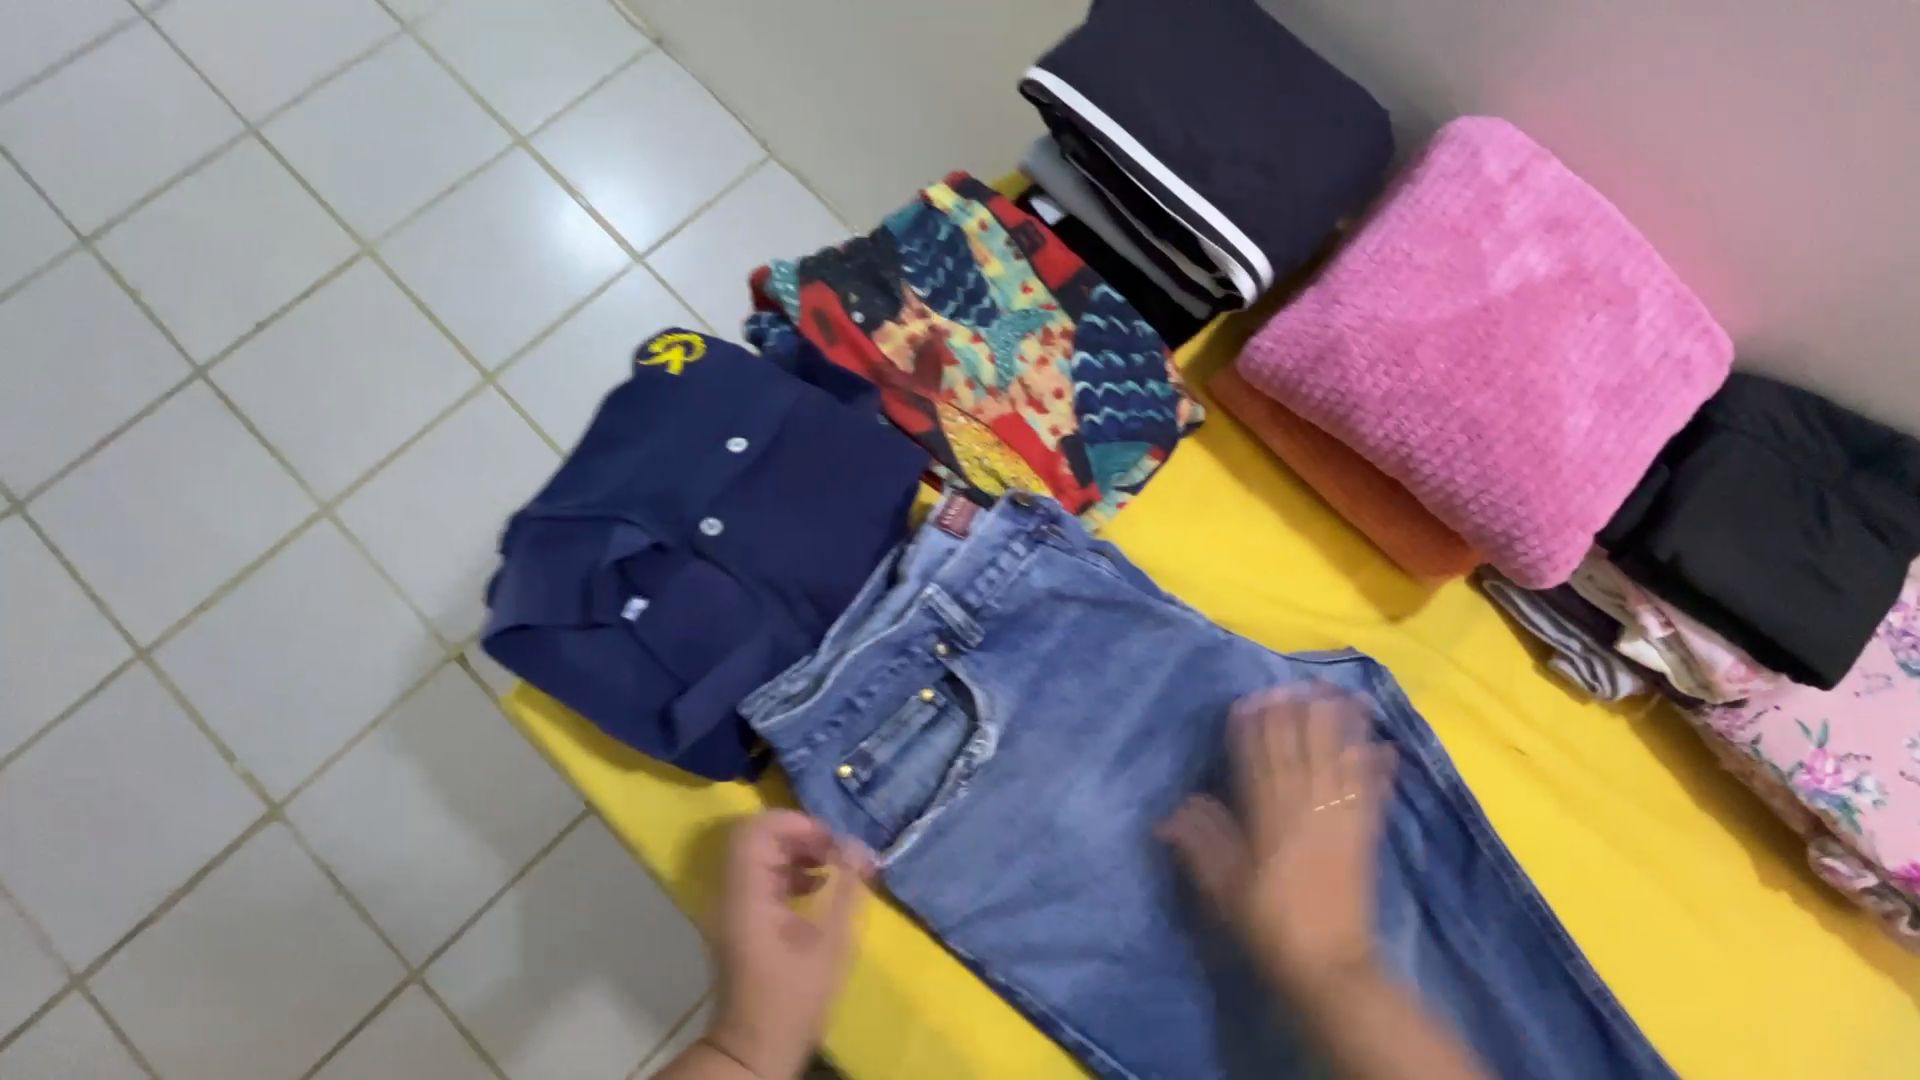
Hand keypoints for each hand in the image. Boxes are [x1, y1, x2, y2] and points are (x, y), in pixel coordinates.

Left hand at [705, 811, 873, 1079]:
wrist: (753, 1051)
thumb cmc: (793, 1000)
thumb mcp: (831, 944)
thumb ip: (847, 889)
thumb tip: (860, 846)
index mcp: (746, 896)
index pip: (757, 830)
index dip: (795, 823)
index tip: (831, 841)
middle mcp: (731, 893)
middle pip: (758, 836)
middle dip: (800, 834)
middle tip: (836, 851)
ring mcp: (733, 905)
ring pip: (760, 853)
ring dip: (797, 851)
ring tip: (833, 867)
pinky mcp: (741, 918)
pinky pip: (761, 875)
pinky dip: (790, 870)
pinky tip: (818, 886)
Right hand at [1158, 687, 1395, 998]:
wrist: (1328, 967)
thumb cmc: (1267, 923)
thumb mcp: (1221, 887)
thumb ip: (1200, 844)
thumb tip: (1169, 810)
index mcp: (1264, 819)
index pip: (1257, 762)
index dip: (1255, 728)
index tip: (1254, 696)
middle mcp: (1302, 811)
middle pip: (1300, 752)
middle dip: (1299, 715)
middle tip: (1300, 681)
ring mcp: (1337, 822)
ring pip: (1337, 764)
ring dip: (1341, 728)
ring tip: (1345, 694)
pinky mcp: (1364, 838)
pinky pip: (1371, 796)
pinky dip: (1379, 770)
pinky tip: (1386, 747)